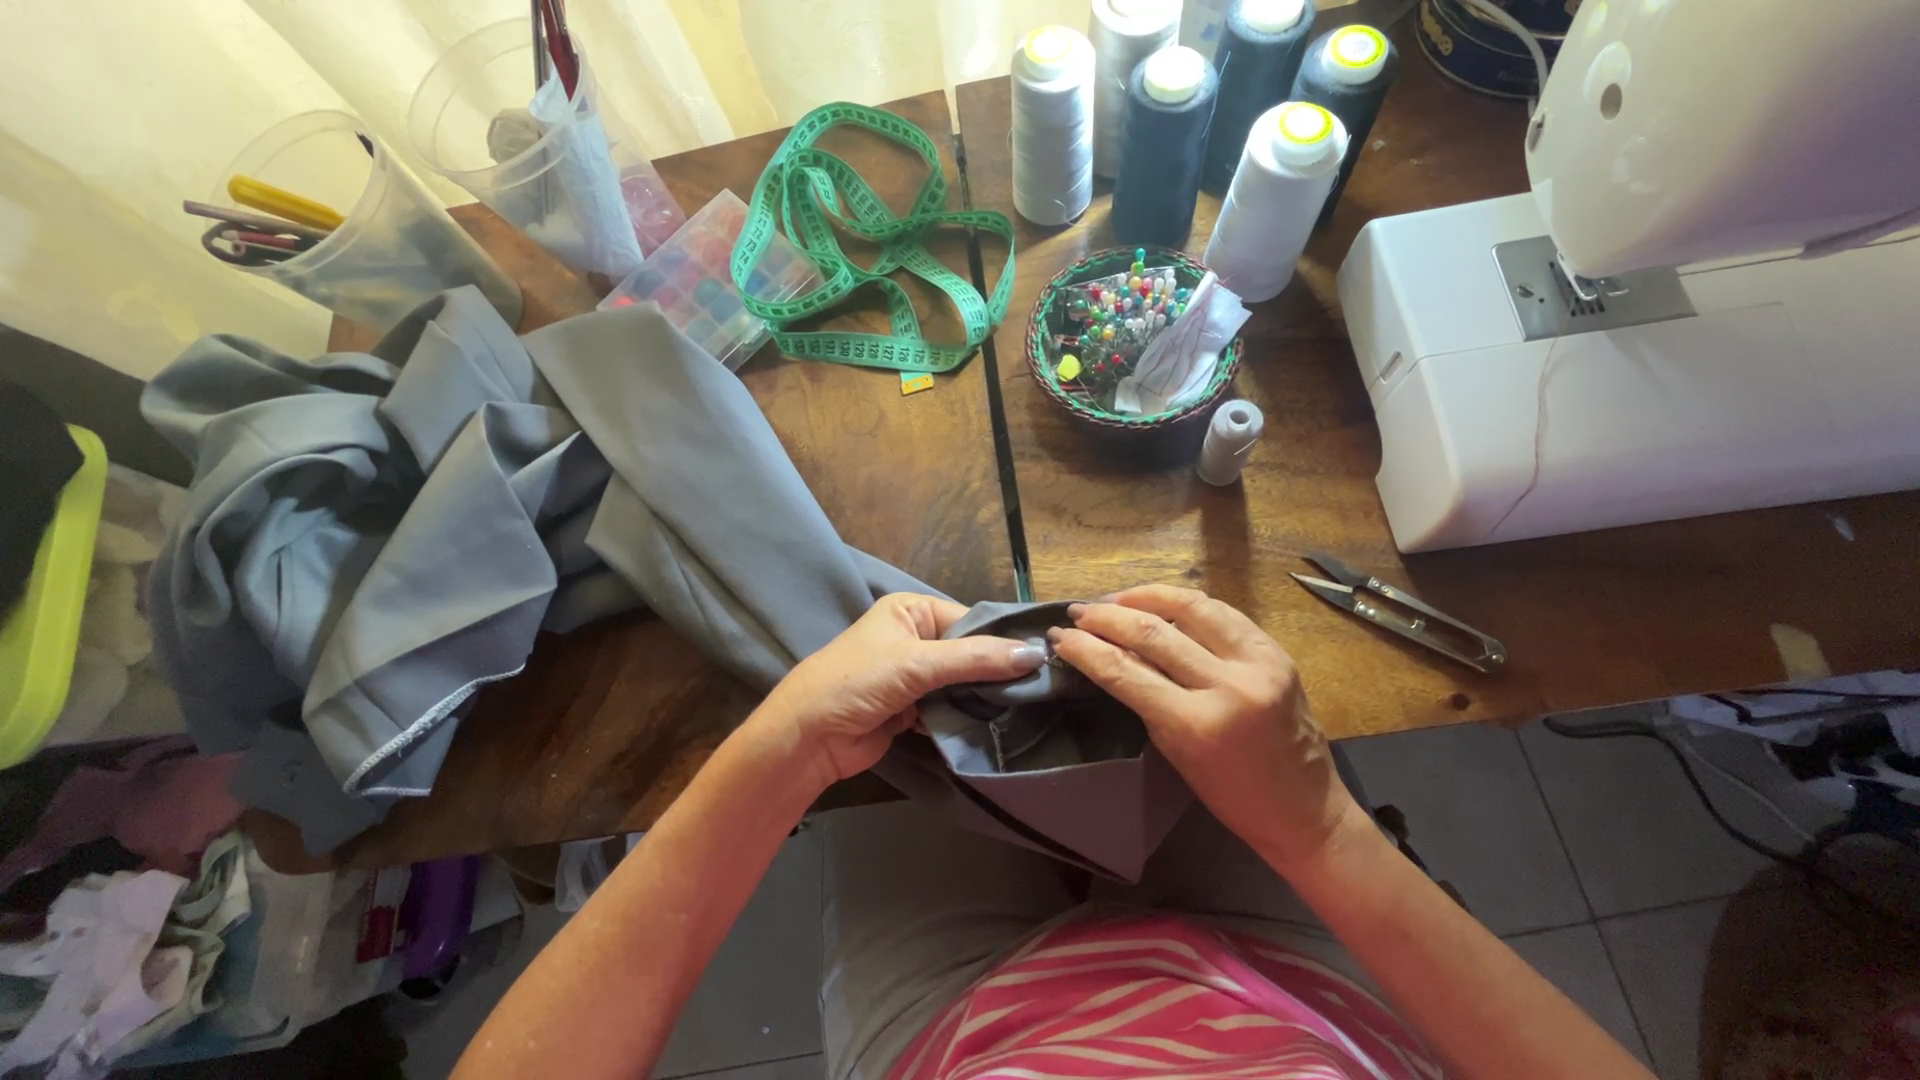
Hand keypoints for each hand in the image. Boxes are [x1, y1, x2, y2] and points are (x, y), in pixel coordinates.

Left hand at [746, 594, 1046, 792]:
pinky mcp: (913, 709)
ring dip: (982, 698)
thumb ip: (976, 659)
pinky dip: (966, 716)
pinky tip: (993, 725)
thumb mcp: (918, 663)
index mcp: (911, 610)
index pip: (970, 620)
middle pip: (969, 652)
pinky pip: (951, 708)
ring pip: (962, 683)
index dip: (1001, 640)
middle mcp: (914, 637)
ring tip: (1023, 709)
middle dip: (995, 672)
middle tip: (1038, 690)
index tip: (1040, 661)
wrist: (809, 738)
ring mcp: (913, 675)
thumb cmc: (857, 682)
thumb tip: (1036, 654)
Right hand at [1048, 586, 1365, 871]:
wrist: (1304, 809)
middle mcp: (1229, 685)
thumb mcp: (1174, 749)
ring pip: (1191, 606)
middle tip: (1078, 612)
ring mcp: (1259, 662)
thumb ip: (1144, 697)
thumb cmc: (1229, 795)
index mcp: (1197, 723)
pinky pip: (1223, 613)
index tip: (1058, 636)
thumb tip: (1107, 653)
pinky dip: (1186, 604)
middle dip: (1107, 616)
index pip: (1125, 670)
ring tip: (1115, 598)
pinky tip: (1162, 603)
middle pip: (1152, 631)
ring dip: (1145, 596)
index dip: (1084, 649)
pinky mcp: (1277, 651)